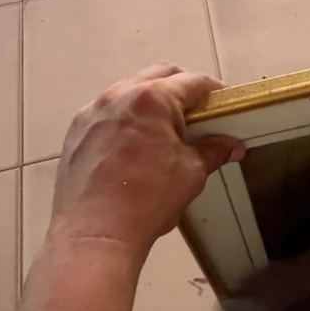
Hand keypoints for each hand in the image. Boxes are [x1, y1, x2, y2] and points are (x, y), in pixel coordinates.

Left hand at [49, 64, 244, 254]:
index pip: (192, 82)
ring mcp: (93, 111)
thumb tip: (233, 146)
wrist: (94, 234)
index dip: (214, 90)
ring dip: (150, 101)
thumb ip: (213, 151)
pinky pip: (106, 113)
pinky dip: (125, 118)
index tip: (225, 104)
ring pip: (129, 91)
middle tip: (197, 111)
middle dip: (182, 87)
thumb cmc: (148, 200)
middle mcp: (119, 94)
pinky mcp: (76, 131)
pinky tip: (131, 145)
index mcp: (152, 99)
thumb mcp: (190, 174)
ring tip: (163, 128)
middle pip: (159, 76)